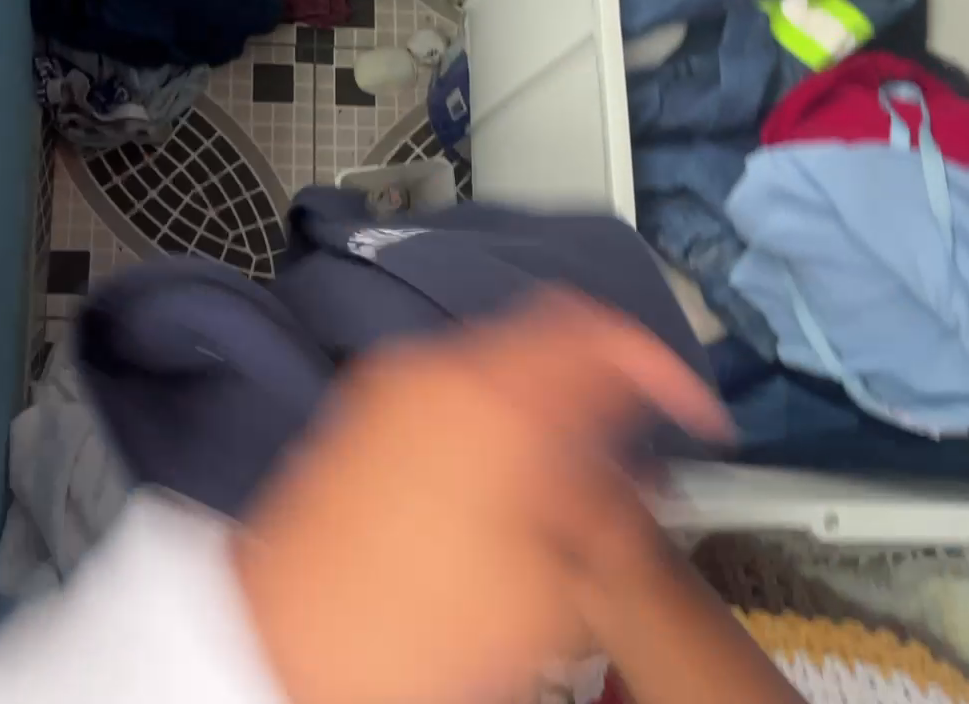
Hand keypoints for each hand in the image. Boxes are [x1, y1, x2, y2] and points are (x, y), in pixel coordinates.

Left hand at [232, 290, 732, 703]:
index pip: (593, 331)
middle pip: (544, 347)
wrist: (282, 638)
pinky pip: (450, 395)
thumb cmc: (413, 625)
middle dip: (595, 401)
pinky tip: (499, 491)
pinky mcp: (364, 411)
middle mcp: (435, 368)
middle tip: (624, 473)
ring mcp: (390, 385)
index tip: (687, 409)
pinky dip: (492, 424)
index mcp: (491, 397)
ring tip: (562, 499)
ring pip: (497, 374)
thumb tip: (625, 469)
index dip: (654, 363)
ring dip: (544, 417)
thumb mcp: (544, 587)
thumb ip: (599, 505)